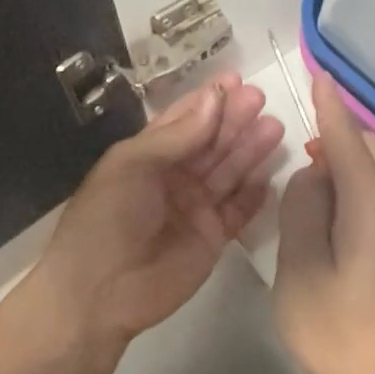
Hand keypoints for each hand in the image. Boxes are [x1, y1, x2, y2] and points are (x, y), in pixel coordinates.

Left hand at [36, 73, 283, 342]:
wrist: (99, 292)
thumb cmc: (106, 220)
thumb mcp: (132, 166)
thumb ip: (178, 136)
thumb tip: (215, 100)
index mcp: (146, 157)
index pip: (183, 122)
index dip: (208, 102)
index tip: (236, 81)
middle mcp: (173, 179)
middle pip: (211, 144)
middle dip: (235, 122)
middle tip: (261, 101)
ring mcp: (195, 209)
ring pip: (229, 173)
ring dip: (250, 151)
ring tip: (274, 129)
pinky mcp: (213, 238)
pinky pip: (239, 211)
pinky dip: (255, 194)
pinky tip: (270, 174)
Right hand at [274, 73, 374, 373]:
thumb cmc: (331, 330)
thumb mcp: (299, 267)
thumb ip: (303, 209)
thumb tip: (315, 176)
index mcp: (373, 208)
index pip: (349, 144)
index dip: (332, 110)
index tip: (321, 76)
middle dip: (343, 138)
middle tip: (309, 141)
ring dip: (356, 168)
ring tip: (320, 179)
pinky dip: (367, 194)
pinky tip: (345, 217)